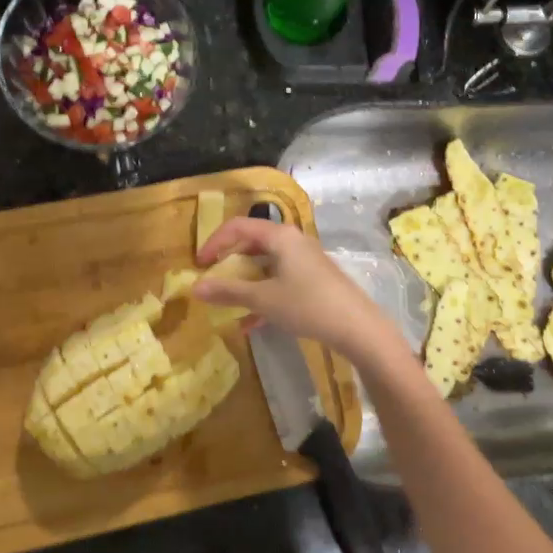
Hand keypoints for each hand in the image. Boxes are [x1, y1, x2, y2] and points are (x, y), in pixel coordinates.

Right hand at [193, 218, 405, 366]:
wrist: (357, 326)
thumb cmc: (307, 305)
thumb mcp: (262, 299)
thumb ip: (228, 291)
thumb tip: (195, 288)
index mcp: (280, 236)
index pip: (238, 227)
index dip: (214, 243)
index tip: (199, 265)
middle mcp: (292, 241)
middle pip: (252, 244)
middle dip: (229, 264)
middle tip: (212, 283)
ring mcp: (305, 260)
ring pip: (265, 265)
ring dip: (245, 284)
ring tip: (229, 306)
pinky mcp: (314, 278)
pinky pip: (279, 280)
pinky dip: (263, 295)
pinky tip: (252, 324)